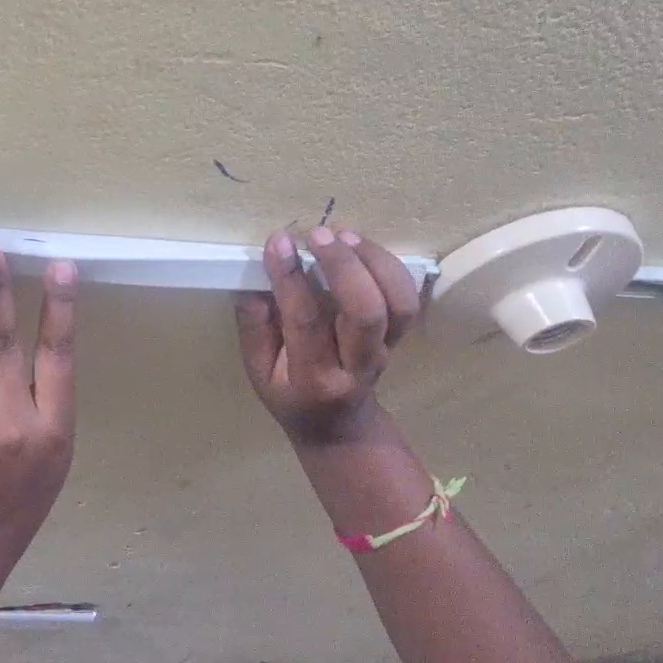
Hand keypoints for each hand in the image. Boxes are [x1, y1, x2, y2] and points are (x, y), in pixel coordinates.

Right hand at [234, 227, 420, 446]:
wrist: (340, 428)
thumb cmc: (291, 397)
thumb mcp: (258, 372)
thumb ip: (254, 327)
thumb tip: (256, 280)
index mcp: (315, 377)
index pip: (306, 321)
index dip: (291, 278)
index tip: (278, 243)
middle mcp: (358, 366)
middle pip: (367, 312)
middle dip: (344, 265)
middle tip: (317, 235)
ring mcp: (387, 350)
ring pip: (399, 303)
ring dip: (375, 261)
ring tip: (344, 235)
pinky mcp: (400, 337)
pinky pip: (407, 298)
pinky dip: (389, 265)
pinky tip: (361, 246)